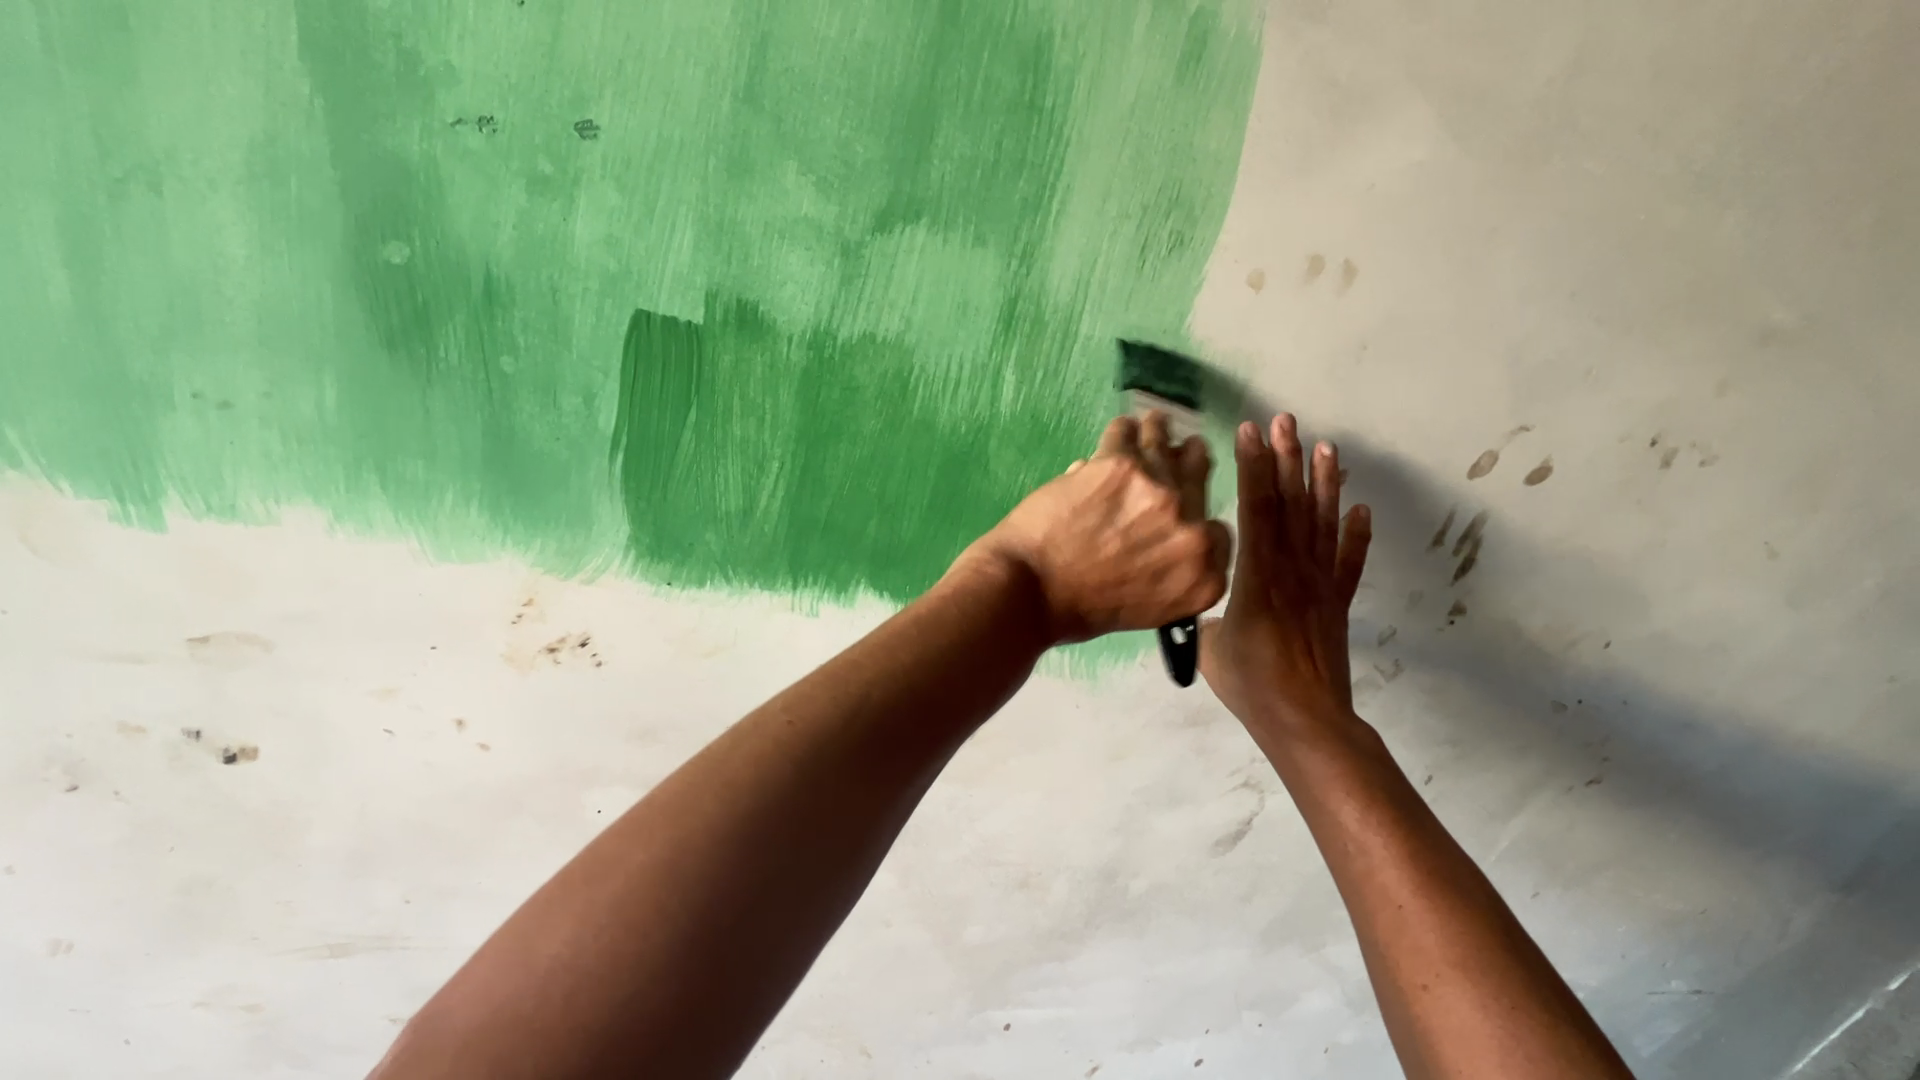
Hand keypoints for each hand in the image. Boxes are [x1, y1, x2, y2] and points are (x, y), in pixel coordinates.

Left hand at [955, 412, 1230, 645]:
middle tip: (1181, 451)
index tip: (1185, 508)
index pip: (1217, 531)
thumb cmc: (1078, 611)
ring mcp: (1160, 493)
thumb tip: (1151, 516)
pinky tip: (1121, 429)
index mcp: (1203, 575)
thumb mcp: (1143, 606)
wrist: (1028, 592)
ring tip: (1155, 423)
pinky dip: (1121, 432)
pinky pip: (1127, 434)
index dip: (1197, 516)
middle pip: (1199, 476)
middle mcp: (1192, 531)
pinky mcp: (1122, 465)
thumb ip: (1163, 564)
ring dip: (1159, 432)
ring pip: (1166, 444)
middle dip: (1188, 461)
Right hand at [1201, 415, 1371, 727]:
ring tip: (1326, 447)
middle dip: (1286, 459)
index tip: (1249, 431)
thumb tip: (1206, 609)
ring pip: (1322, 523)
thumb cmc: (1249, 683)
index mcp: (1256, 573)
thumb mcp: (1209, 646)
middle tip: (1285, 421)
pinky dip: (1357, 535)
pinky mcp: (1337, 603)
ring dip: (1323, 484)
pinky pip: (1348, 562)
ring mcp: (1320, 584)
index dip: (1253, 467)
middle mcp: (1291, 568)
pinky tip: (1362, 510)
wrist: (1304, 719)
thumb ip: (1207, 617)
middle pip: (1290, 504)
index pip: (1255, 508)